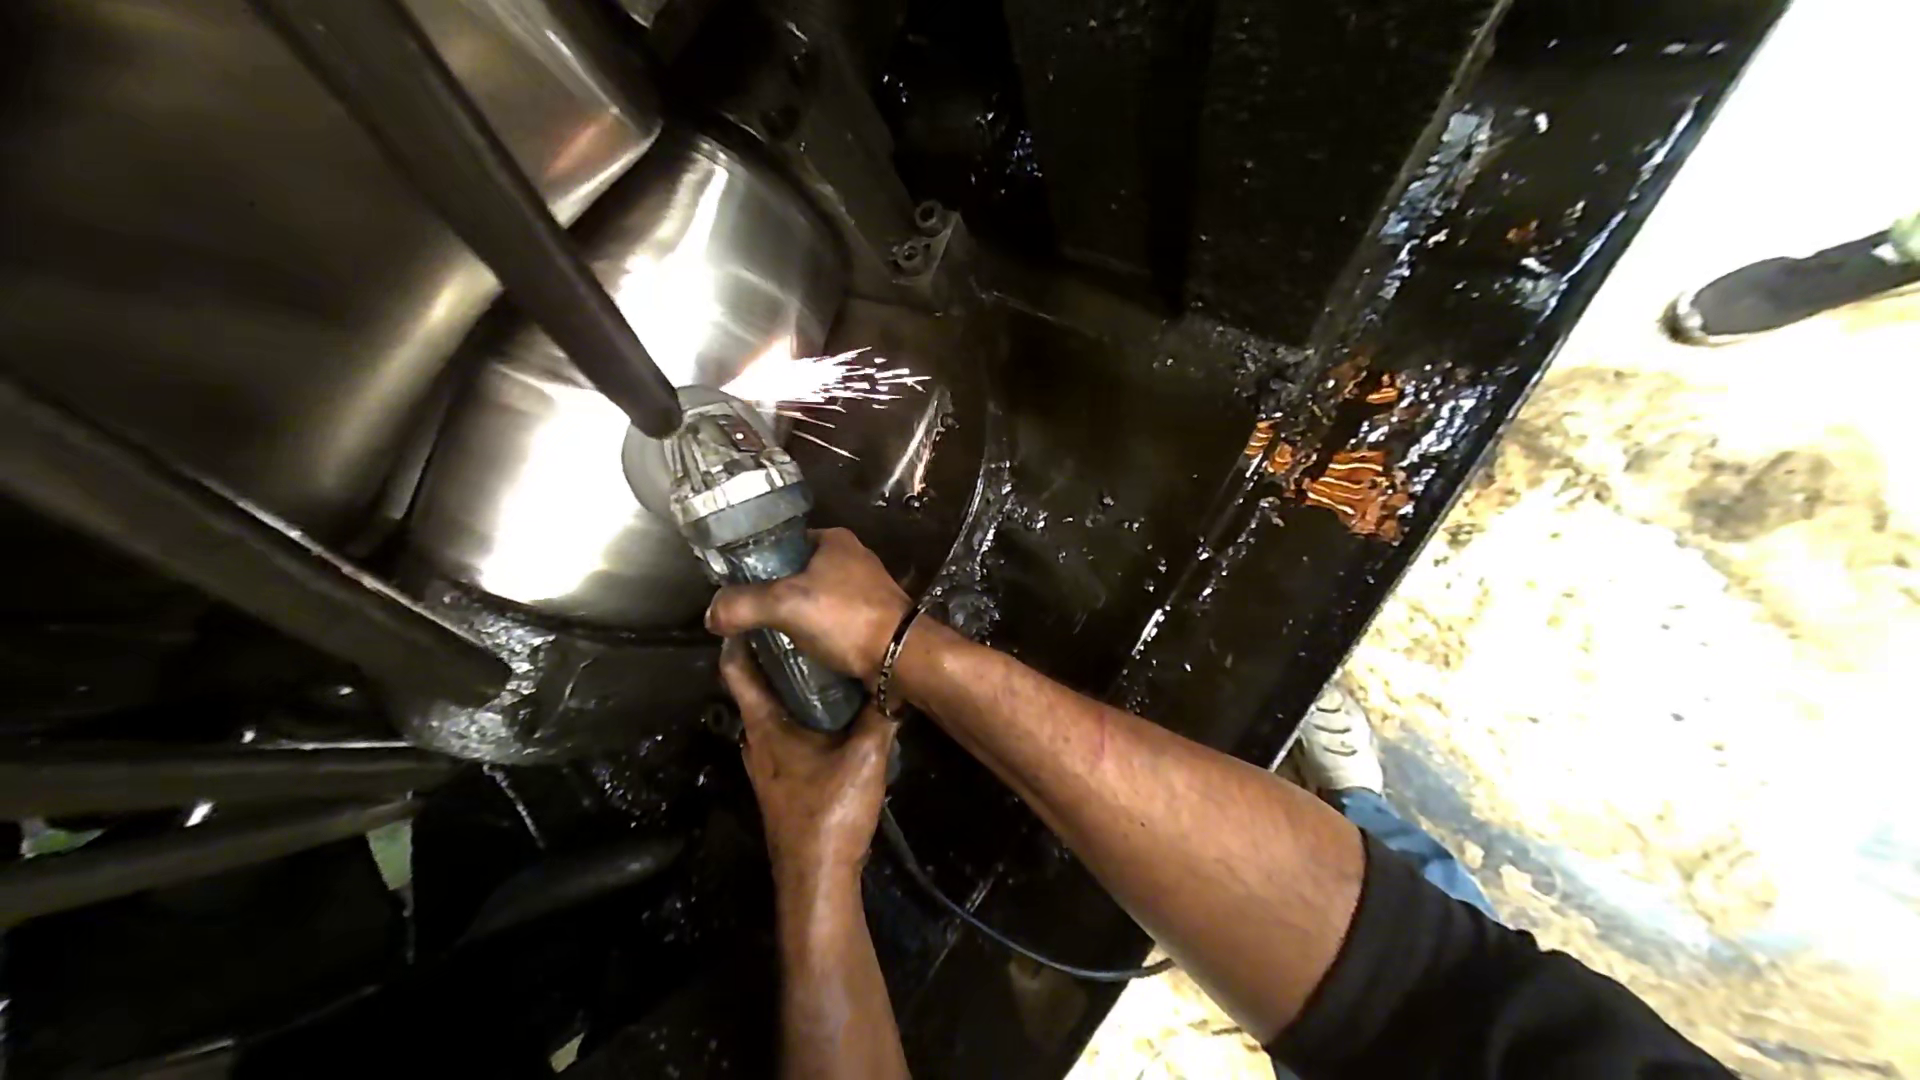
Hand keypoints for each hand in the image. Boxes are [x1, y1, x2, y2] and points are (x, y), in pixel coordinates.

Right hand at [706, 528, 910, 684]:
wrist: (900, 656)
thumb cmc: (845, 618)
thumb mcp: (785, 604)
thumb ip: (742, 604)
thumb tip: (712, 614)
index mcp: (834, 540)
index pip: (781, 544)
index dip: (755, 566)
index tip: (736, 591)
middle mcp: (851, 558)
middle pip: (795, 574)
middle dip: (771, 596)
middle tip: (746, 619)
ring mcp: (864, 588)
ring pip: (812, 600)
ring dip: (792, 617)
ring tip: (766, 637)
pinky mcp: (870, 616)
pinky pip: (830, 621)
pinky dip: (812, 633)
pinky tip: (796, 650)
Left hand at [721, 639, 896, 883]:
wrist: (818, 876)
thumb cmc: (831, 809)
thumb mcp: (866, 755)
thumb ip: (881, 714)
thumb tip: (896, 679)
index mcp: (766, 726)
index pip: (738, 672)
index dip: (740, 641)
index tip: (757, 614)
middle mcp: (758, 741)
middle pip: (756, 690)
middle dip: (774, 659)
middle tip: (805, 630)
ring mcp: (767, 765)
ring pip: (772, 714)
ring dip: (788, 689)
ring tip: (822, 665)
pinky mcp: (782, 782)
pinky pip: (785, 734)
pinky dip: (800, 715)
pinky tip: (832, 714)